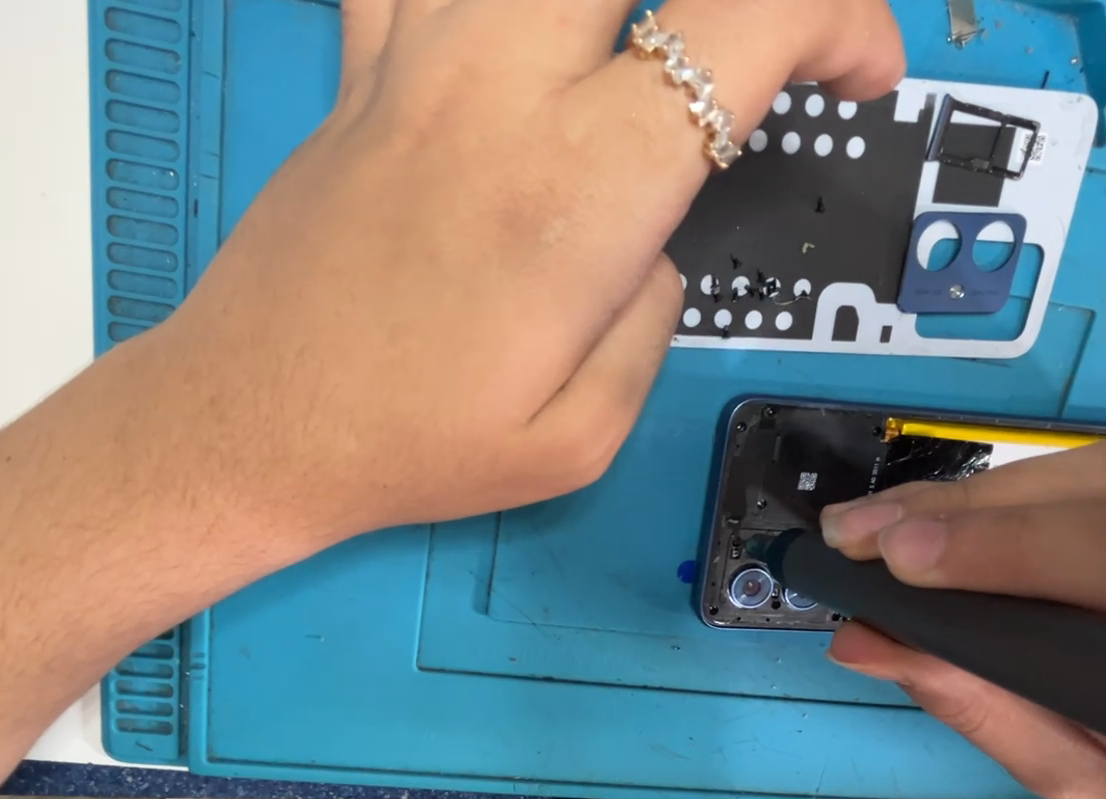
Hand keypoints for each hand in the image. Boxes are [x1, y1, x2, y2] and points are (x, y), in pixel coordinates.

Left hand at [0, 0, 906, 798]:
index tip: (854, 77)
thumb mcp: (582, 441)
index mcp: (580, 196)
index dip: (839, 23)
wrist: (250, 428)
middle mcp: (502, 94)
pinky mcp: (359, 73)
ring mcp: (416, 63)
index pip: (749, 24)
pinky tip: (511, 34)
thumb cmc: (410, 448)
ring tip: (641, 46)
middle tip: (761, 45)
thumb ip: (653, 324)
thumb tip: (653, 249)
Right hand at [818, 440, 1105, 798]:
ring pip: (1067, 470)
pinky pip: (1059, 476)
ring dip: (950, 499)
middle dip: (955, 514)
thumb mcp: (1101, 775)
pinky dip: (976, 499)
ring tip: (861, 528)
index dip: (1012, 552)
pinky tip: (914, 518)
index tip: (902, 564)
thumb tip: (869, 644)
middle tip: (848, 538)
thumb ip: (989, 710)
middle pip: (1090, 492)